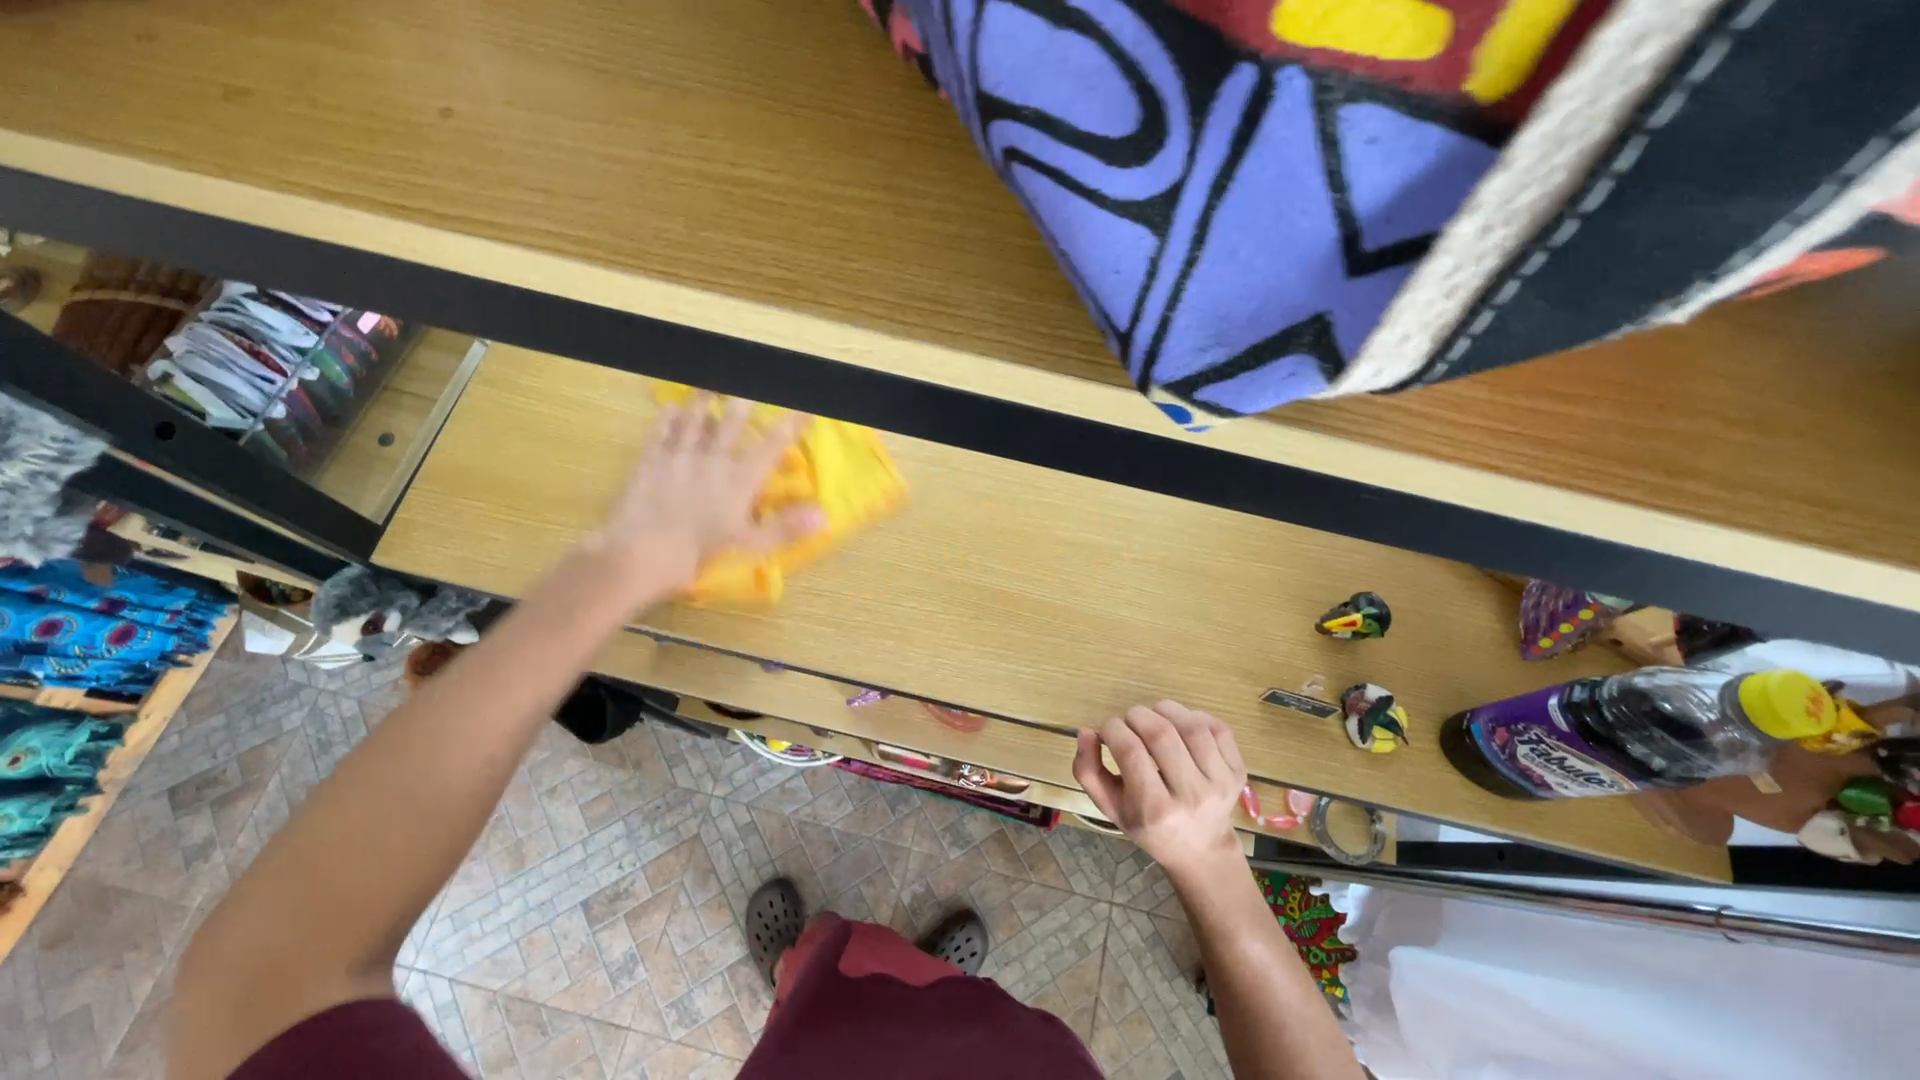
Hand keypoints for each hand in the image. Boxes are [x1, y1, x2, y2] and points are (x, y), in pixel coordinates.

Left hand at [593, 393, 824, 589]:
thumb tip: (824, 515)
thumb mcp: (749, 544)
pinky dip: (666, 418)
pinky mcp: (649, 462)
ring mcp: (679, 457)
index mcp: (740, 479)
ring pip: (694, 420)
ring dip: (703, 403)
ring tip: (709, 387)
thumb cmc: (700, 552)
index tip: (805, 409)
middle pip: (731, 424)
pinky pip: (659, 432)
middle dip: (743, 405)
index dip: (791, 426)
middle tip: (748, 389)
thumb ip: (786, 527)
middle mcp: (713, 459)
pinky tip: (669, 409)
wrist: (643, 552)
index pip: (772, 446)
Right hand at [1073, 701, 1246, 885]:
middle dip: (1137, 715)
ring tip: (1153, 716)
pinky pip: (1218, 728)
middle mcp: (1190, 797)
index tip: (1107, 730)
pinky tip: (1181, 723)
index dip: (1113, 729)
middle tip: (1129, 720)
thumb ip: (1088, 771)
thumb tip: (1086, 731)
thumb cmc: (1148, 827)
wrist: (1201, 850)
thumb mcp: (1111, 808)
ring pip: (1192, 726)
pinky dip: (1195, 716)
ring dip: (1166, 710)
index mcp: (1154, 810)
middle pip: (1162, 734)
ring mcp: (1220, 783)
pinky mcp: (1237, 772)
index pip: (1131, 752)